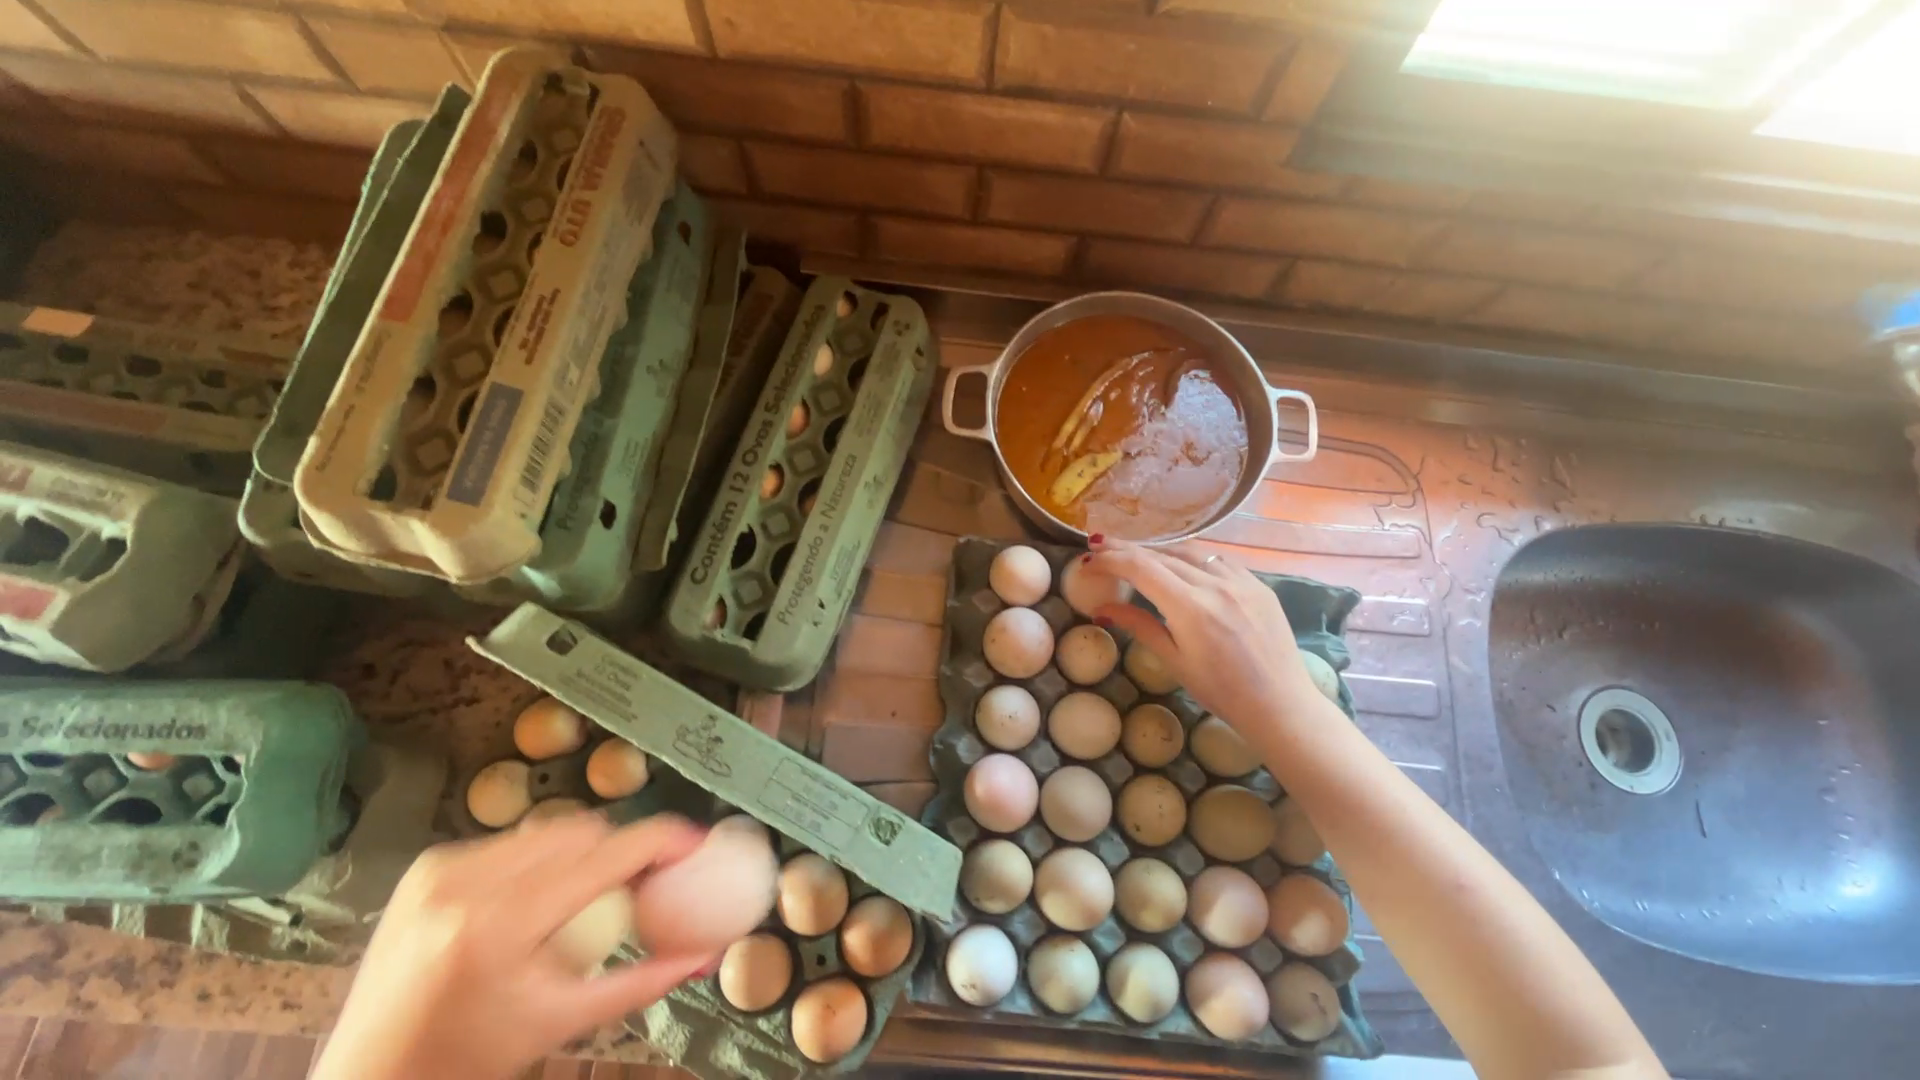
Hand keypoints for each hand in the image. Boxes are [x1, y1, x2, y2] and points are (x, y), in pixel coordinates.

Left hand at [312, 814, 717, 1079]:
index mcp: (501, 925)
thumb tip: (706, 954)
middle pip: (581, 830)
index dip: (660, 840)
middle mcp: (467, 882)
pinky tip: (541, 897)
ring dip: (584, 850)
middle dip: (622, 847)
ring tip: (593, 891)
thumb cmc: (468, 1062)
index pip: (605, 855)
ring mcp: (441, 868)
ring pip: (549, 829)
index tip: (694, 842)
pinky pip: (513, 842)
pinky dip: (543, 859)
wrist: (368, 1079)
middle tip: (646, 877)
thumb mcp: (564, 1022)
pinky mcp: (429, 865)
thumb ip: (644, 982)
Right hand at [1086, 537, 1318, 730]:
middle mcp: (1215, 584)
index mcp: (1190, 607)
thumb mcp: (1174, 660)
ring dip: (1158, 550)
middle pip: (1162, 555)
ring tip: (1135, 553)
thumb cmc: (1221, 691)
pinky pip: (1217, 560)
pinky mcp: (1257, 584)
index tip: (1089, 560)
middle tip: (1100, 547)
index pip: (1141, 568)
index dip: (1111, 560)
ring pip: (1189, 552)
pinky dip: (1191, 557)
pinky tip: (1180, 563)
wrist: (1279, 703)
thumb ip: (1139, 626)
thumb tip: (1101, 608)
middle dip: (1127, 550)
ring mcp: (1240, 580)